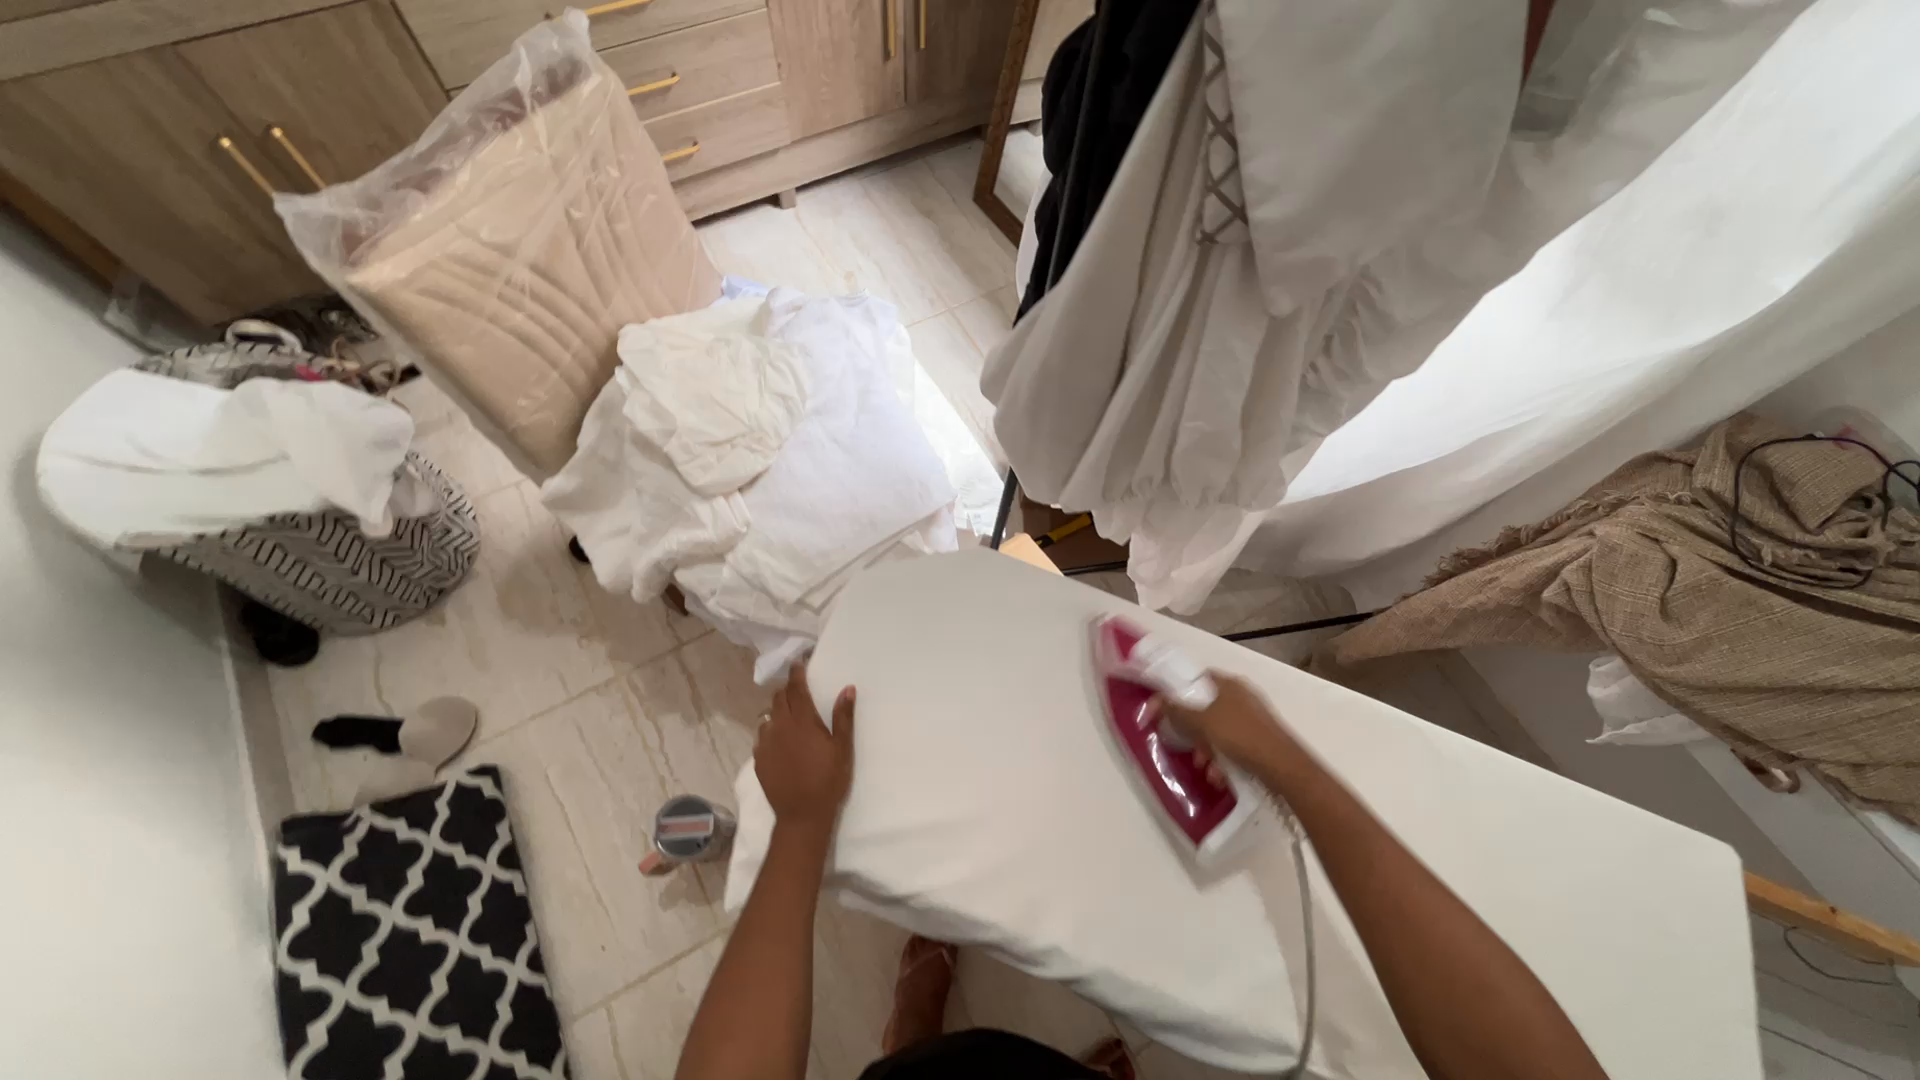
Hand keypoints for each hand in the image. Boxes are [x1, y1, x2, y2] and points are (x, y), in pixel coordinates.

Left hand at [755, 662, 855, 833]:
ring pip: (768, 717)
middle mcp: (779, 727)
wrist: (802, 815)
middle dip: (787, 690)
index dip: (796, 673)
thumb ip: (843, 717)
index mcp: (802, 721)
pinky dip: (771, 731)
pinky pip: (762, 737)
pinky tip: (779, 741)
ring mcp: (765, 744)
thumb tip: (847, 689)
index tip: (798, 663)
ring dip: (777, 711)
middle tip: (797, 688)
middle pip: (778, 699)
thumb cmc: (828, 780)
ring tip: (788, 716)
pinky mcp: (759, 760)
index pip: (796, 689)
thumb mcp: (842, 748)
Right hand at [1153, 673, 1301, 783]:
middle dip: (1193, 730)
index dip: (1180, 690)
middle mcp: (1242, 696)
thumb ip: (1176, 711)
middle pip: (1206, 707)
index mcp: (1229, 684)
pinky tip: (1219, 775)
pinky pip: (1233, 744)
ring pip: (1218, 729)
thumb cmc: (1239, 736)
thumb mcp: (1202, 722)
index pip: (1198, 678)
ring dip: (1207, 749)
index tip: (1168, 707)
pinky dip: (1223, 758)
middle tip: (1186, 744)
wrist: (1283, 767)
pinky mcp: (1260, 738)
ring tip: (1204, 767)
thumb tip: (1155, 700)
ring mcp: (1253, 717)